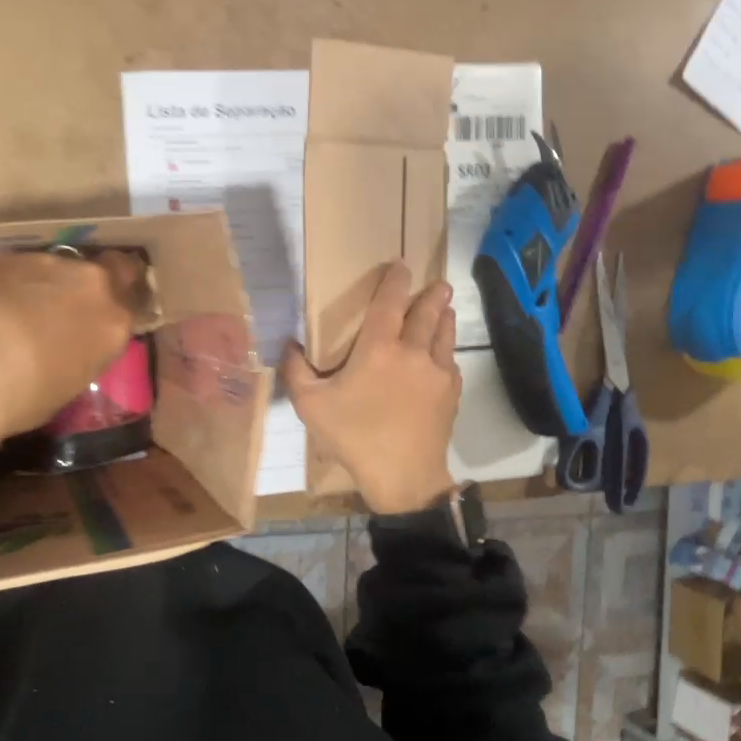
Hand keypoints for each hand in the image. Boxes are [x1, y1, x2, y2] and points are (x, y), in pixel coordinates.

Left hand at [0, 250, 135, 449]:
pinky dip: (11, 283)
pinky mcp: (7, 257)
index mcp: (114, 323)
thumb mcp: (71, 383)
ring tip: (20, 309)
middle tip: (67, 306)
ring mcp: (48, 264)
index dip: (117, 305)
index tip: (103, 315)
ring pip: (57, 267)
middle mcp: (90, 284)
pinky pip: (18, 268)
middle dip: (89, 285)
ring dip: (46, 284)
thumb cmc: (26, 397)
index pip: (131, 300)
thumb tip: (70, 345)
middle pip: (104, 269)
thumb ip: (83, 351)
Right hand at [283, 262, 460, 513]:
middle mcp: (413, 351)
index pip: (389, 301)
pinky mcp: (451, 392)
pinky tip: (440, 357)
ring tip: (444, 309)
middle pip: (428, 311)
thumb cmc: (353, 437)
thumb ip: (295, 372)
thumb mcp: (311, 406)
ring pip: (445, 332)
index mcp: (377, 348)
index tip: (401, 265)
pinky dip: (445, 351)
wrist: (403, 475)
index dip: (395, 280)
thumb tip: (288, 345)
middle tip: (437, 284)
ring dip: (443, 317)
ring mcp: (437, 371)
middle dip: (432, 294)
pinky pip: (450, 361)